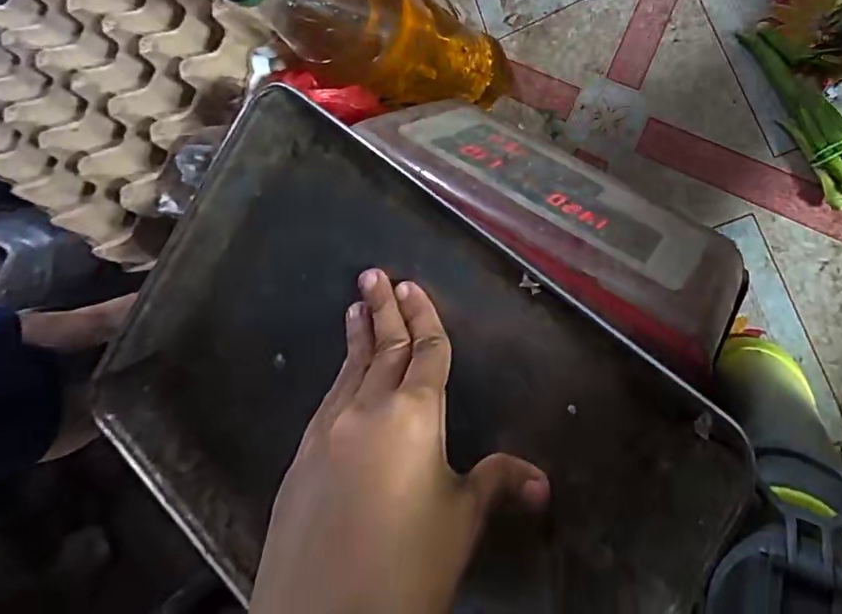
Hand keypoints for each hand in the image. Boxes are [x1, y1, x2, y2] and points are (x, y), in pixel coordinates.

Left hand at [251, 269, 549, 613]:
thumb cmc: (407, 567)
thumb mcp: (460, 522)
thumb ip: (497, 484)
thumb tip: (542, 482)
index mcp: (415, 415)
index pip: (427, 352)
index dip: (424, 317)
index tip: (411, 286)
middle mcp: (368, 412)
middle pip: (383, 349)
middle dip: (382, 310)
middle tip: (374, 274)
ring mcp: (327, 436)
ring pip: (348, 372)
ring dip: (357, 338)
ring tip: (354, 308)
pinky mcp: (299, 465)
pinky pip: (326, 404)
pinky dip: (338, 379)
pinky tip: (340, 380)